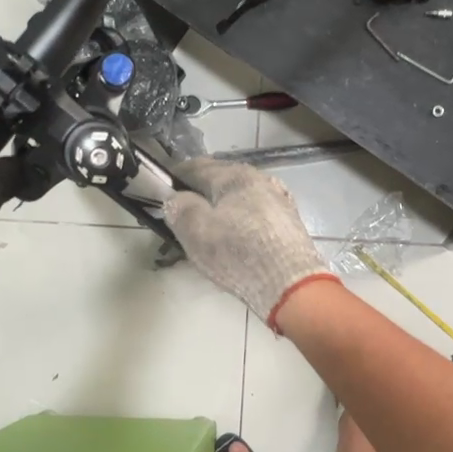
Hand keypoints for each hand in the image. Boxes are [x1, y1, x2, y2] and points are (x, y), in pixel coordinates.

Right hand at [162, 159, 332, 330]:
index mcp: (235, 175)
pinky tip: (236, 234)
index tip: (162, 189)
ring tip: (208, 225)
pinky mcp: (289, 222)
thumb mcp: (196, 231)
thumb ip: (180, 208)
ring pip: (240, 196)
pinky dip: (240, 218)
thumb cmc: (238, 253)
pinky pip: (255, 212)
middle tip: (183, 210)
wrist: (290, 284)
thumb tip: (176, 198)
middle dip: (201, 191)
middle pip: (222, 179)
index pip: (197, 167)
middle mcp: (260, 179)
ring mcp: (279, 200)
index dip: (176, 176)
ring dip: (222, 206)